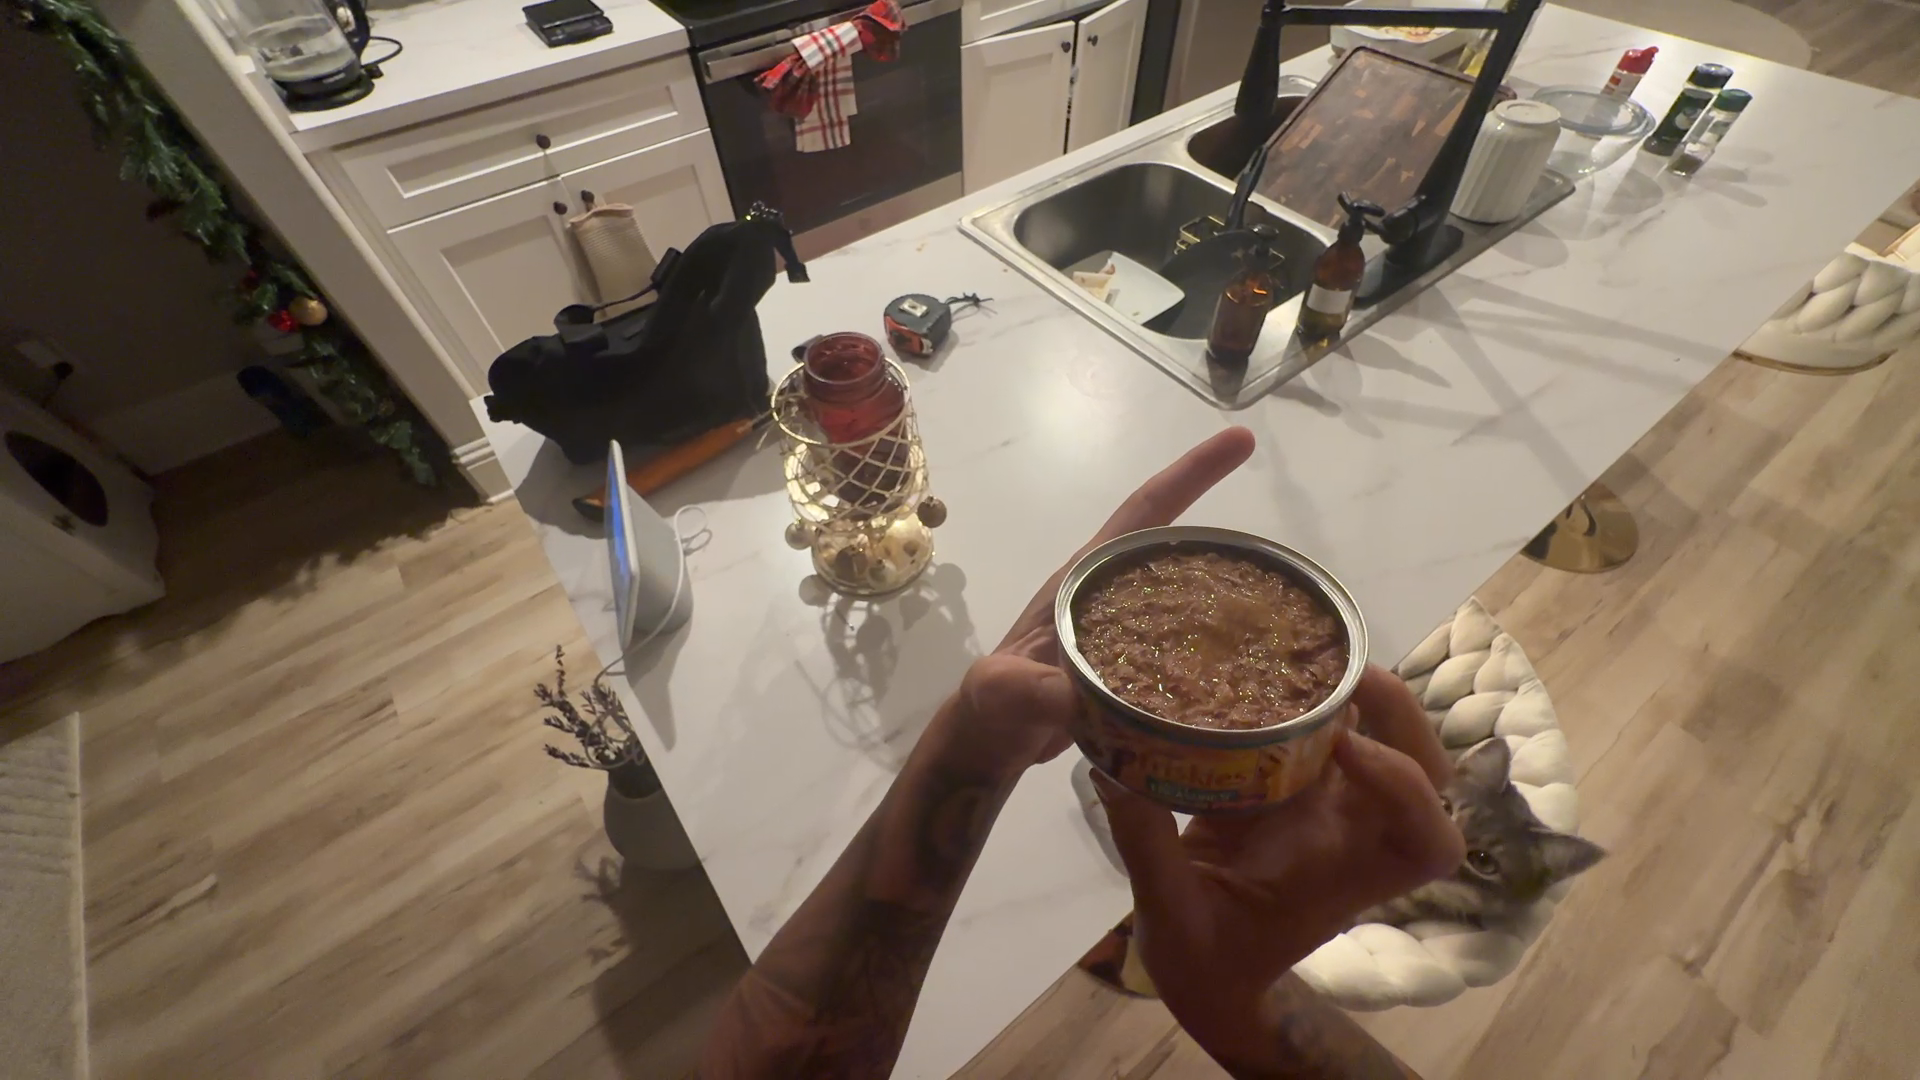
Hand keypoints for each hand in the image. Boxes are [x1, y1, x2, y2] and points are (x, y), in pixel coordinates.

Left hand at [935, 427, 1258, 780]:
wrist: (994, 740)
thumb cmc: (994, 706)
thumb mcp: (1006, 692)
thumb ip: (1034, 690)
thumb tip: (1080, 692)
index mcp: (1083, 579)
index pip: (1142, 514)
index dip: (1189, 476)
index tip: (1239, 442)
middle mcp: (1109, 592)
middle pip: (1176, 547)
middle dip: (1226, 538)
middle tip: (1285, 555)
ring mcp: (1123, 627)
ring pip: (1186, 593)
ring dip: (1228, 591)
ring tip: (1286, 607)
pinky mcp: (1134, 664)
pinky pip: (1184, 639)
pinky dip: (1216, 642)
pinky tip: (1251, 663)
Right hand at [1093, 667, 1463, 1067]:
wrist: (1208, 970)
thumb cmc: (1205, 959)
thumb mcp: (1171, 915)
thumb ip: (1146, 842)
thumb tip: (1114, 765)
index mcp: (1342, 876)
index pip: (1424, 840)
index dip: (1404, 784)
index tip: (1342, 743)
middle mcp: (1349, 833)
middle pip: (1424, 773)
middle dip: (1399, 715)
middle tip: (1341, 666)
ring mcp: (1325, 805)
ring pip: (1380, 741)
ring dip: (1360, 694)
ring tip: (1308, 650)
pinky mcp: (1290, 784)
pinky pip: (1318, 729)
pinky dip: (1307, 694)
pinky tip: (1264, 664)